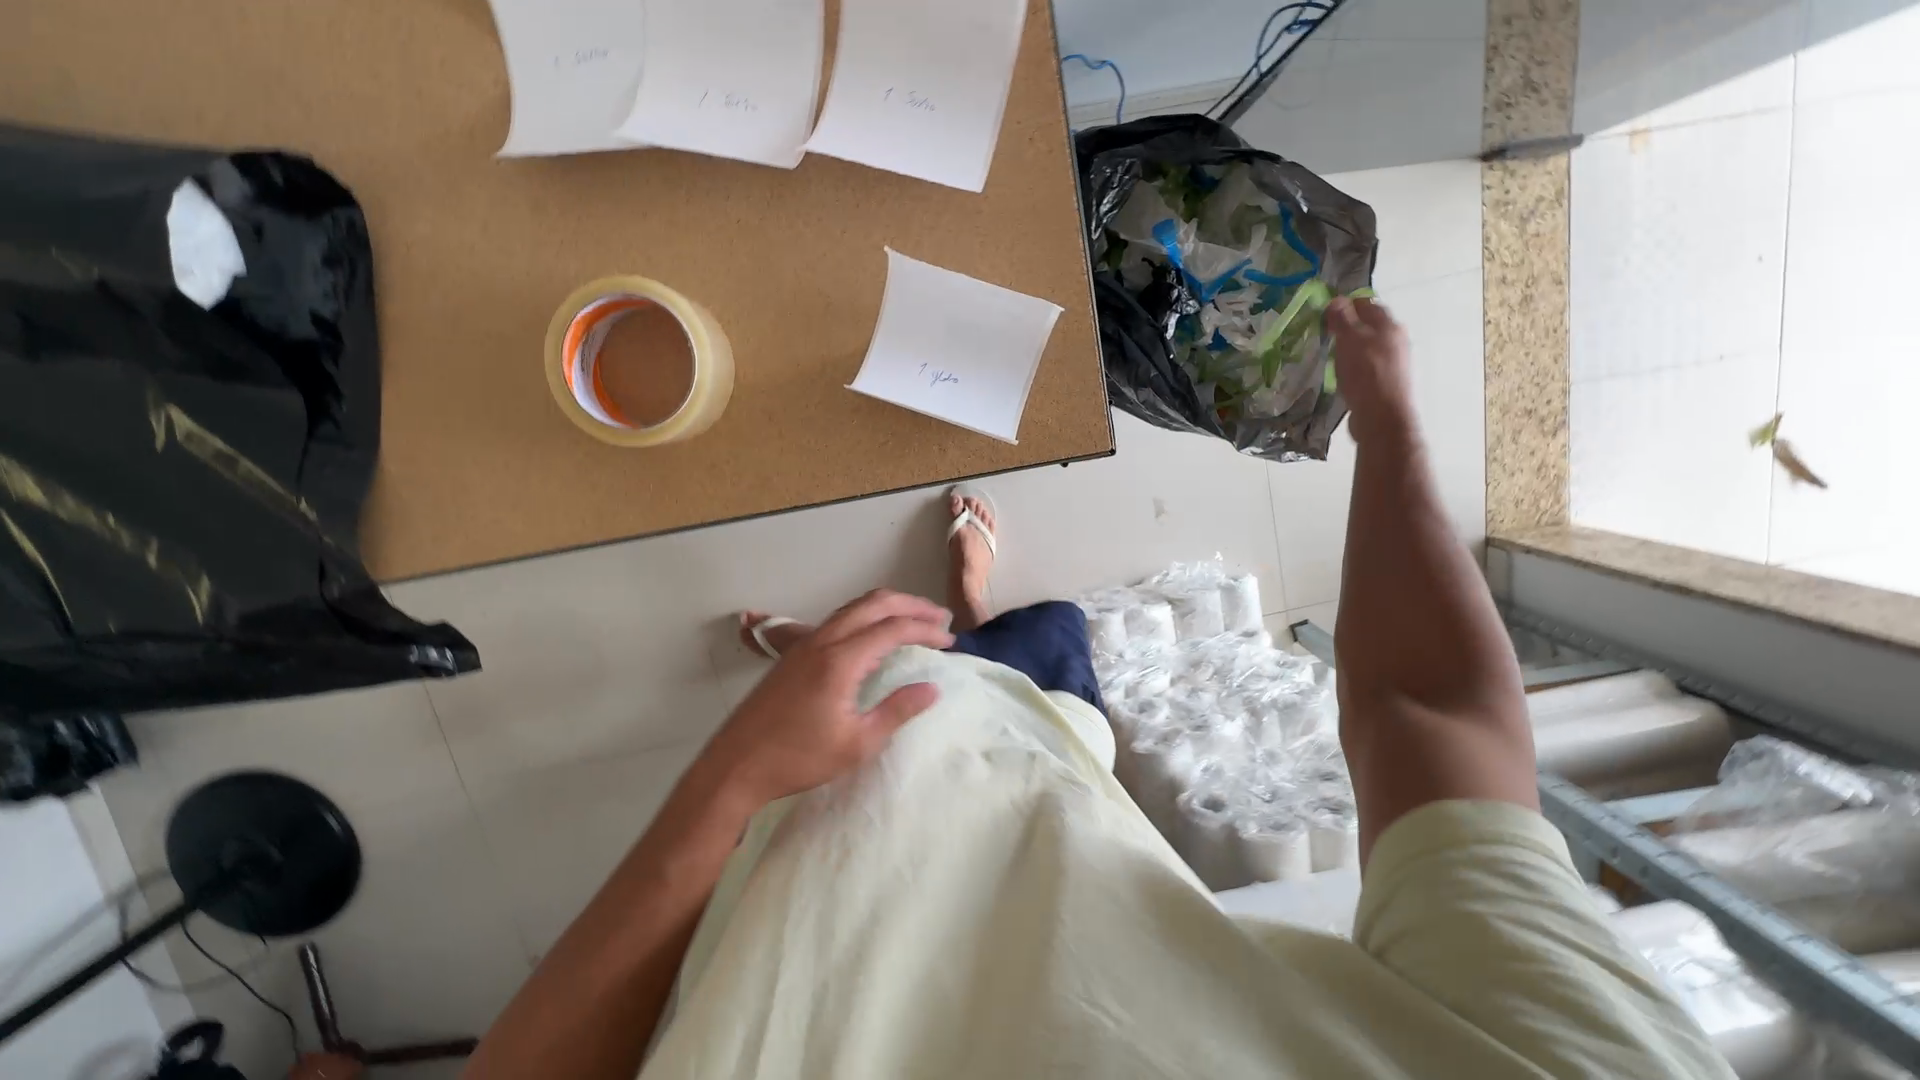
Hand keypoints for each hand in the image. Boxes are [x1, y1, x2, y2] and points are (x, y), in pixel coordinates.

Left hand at [703, 589, 953, 804]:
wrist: (735, 766)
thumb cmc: (798, 759)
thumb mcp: (857, 744)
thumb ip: (897, 711)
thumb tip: (931, 688)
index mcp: (840, 661)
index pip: (893, 629)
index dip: (926, 630)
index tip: (950, 643)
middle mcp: (822, 641)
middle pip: (873, 603)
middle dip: (911, 605)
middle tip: (939, 618)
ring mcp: (804, 645)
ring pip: (852, 608)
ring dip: (887, 608)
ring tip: (913, 622)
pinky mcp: (793, 655)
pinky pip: (837, 621)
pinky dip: (865, 618)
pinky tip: (873, 638)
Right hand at [1328, 296, 1416, 445]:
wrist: (1382, 418)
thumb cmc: (1366, 375)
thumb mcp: (1350, 341)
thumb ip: (1343, 319)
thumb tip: (1336, 300)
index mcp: (1389, 325)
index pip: (1367, 303)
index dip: (1345, 304)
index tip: (1324, 314)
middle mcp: (1396, 339)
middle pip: (1369, 325)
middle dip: (1348, 326)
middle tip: (1325, 334)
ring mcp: (1393, 361)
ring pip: (1368, 345)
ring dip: (1350, 347)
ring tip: (1331, 355)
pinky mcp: (1386, 381)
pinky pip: (1368, 364)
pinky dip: (1354, 364)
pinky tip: (1342, 374)